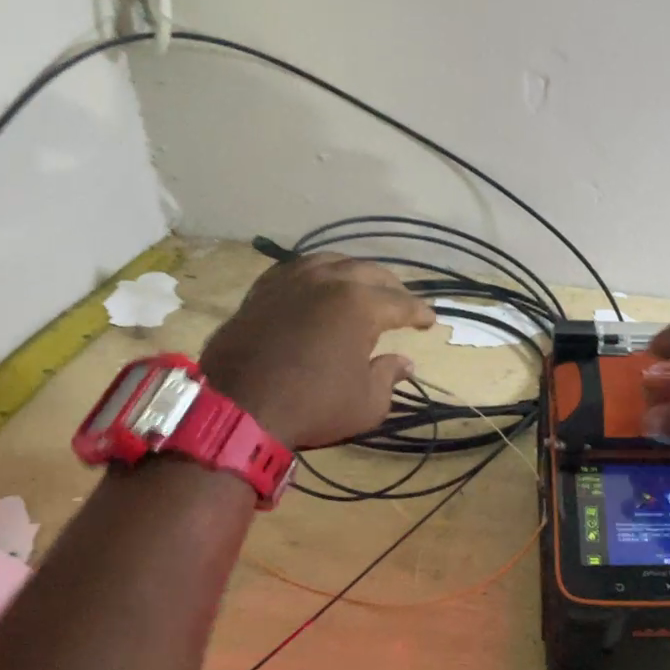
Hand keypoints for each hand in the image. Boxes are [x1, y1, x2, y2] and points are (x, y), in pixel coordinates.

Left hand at [200, 253, 434, 447]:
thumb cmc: (314, 406)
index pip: (401, 303)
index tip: (430, 320)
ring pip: (330, 261)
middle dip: (391, 287)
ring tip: (362, 285)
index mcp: (360, 304)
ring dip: (353, 272)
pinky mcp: (261, 291)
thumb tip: (405, 362)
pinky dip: (316, 275)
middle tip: (401, 302)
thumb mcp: (367, 402)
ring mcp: (290, 281)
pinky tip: (319, 287)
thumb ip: (389, 376)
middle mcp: (327, 281)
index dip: (420, 312)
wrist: (239, 407)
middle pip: (368, 272)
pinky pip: (296, 270)